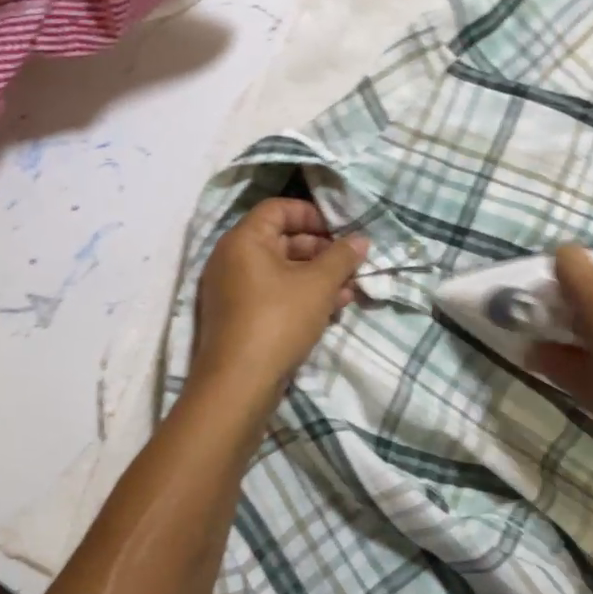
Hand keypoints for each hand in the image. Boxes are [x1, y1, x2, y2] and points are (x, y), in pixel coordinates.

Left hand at [190, 198, 368, 397]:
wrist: (239, 384)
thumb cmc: (278, 320)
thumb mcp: (318, 285)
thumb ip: (342, 257)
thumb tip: (361, 239)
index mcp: (244, 240)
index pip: (278, 209)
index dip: (312, 215)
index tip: (340, 231)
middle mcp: (231, 259)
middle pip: (281, 239)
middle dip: (320, 250)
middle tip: (350, 264)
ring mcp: (232, 290)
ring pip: (280, 271)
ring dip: (316, 276)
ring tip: (349, 290)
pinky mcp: (238, 317)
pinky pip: (272, 294)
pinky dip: (300, 295)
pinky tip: (331, 309)